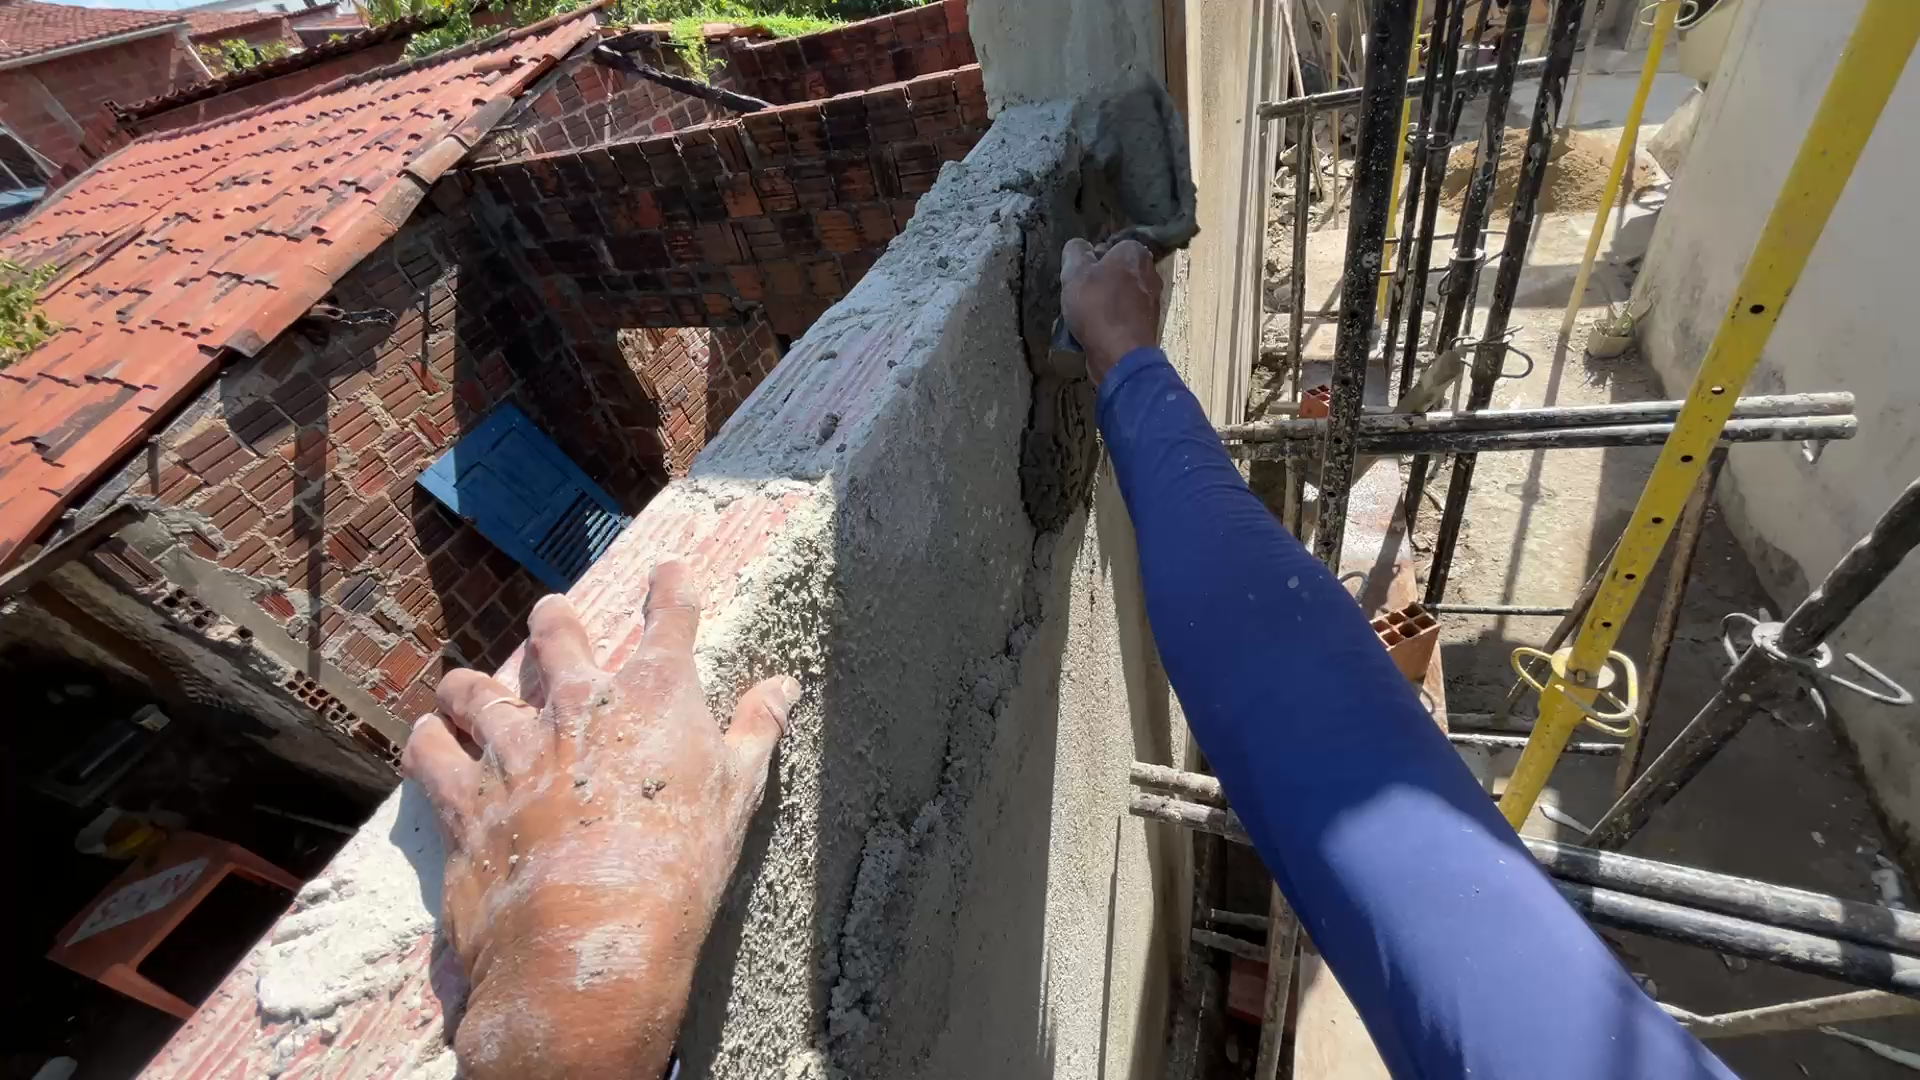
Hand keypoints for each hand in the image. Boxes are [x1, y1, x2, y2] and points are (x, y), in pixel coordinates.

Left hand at [403, 561, 798, 1079]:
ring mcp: (517, 746)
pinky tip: (431, 737)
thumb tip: (786, 686)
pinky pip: (431, 753)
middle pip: (558, 634)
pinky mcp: (468, 799)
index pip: (672, 614)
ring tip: (473, 684)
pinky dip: (431, 741)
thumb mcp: (739, 789)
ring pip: (479, 689)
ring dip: (478, 684)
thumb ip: (759, 726)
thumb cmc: (684, 858)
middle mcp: (580, 703)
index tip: (670, 570)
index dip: (673, 585)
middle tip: (553, 613)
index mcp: (655, 693)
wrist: (593, 941)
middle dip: (556, 618)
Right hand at [1061, 238, 1163, 383]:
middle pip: (1116, 273)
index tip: (1079, 279)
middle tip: (1081, 298)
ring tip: (1088, 318)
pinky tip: (1099, 332)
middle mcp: (1150, 271)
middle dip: (1100, 283)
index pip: (1109, 247)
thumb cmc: (1097, 307)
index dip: (1090, 262)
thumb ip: (1074, 252)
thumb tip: (1079, 246)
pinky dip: (1113, 322)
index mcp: (1135, 251)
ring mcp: (1153, 300)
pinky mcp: (1149, 325)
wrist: (1120, 354)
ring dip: (1105, 304)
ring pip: (1121, 296)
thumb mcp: (1074, 273)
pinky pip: (1125, 317)